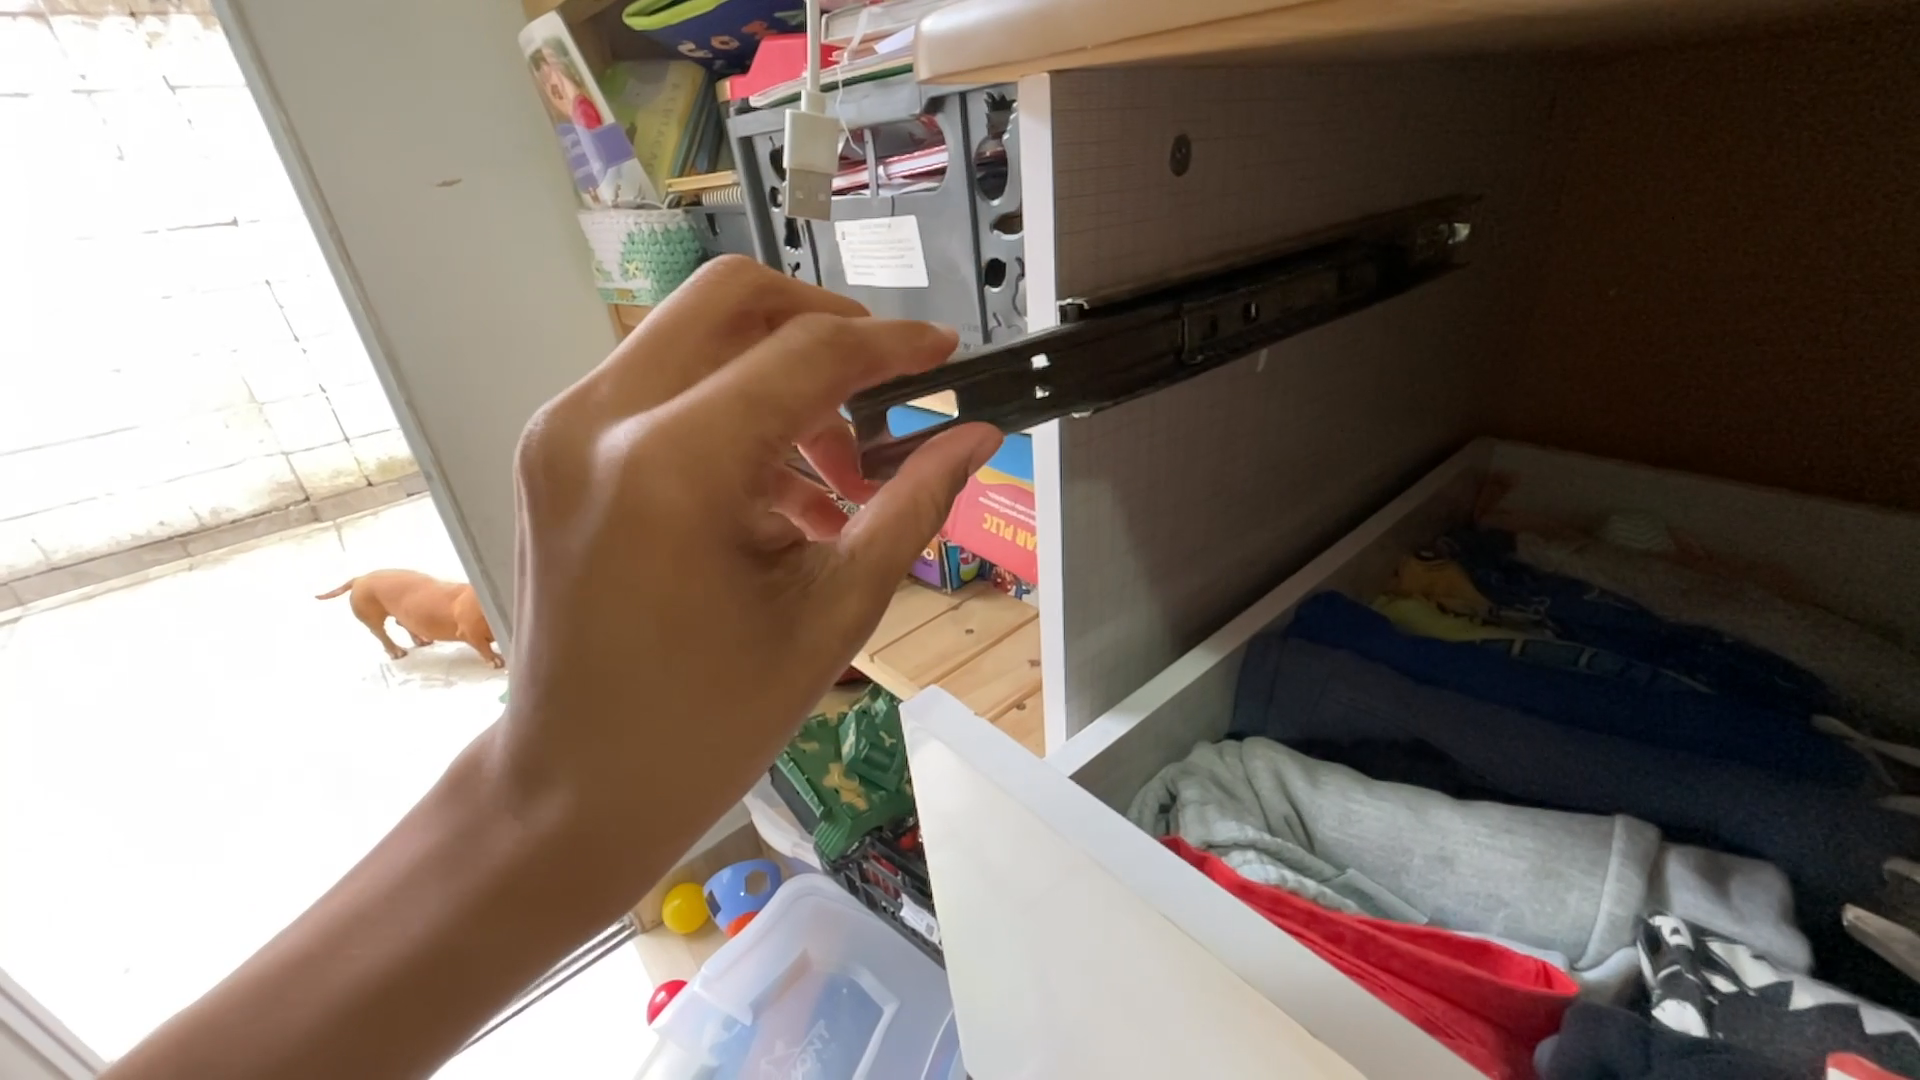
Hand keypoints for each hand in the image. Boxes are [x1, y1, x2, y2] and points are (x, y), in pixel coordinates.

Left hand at [493, 256, 1000, 883]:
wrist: (579, 785)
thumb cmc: (713, 721)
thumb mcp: (834, 612)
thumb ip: (912, 506)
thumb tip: (977, 436)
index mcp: (673, 465)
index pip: (806, 354)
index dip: (890, 345)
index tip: (946, 355)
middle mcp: (600, 419)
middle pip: (733, 297)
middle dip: (826, 325)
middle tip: (885, 388)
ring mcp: (563, 428)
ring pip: (695, 335)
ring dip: (781, 378)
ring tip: (838, 477)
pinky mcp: (556, 448)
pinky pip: (663, 388)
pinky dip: (734, 413)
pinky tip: (781, 497)